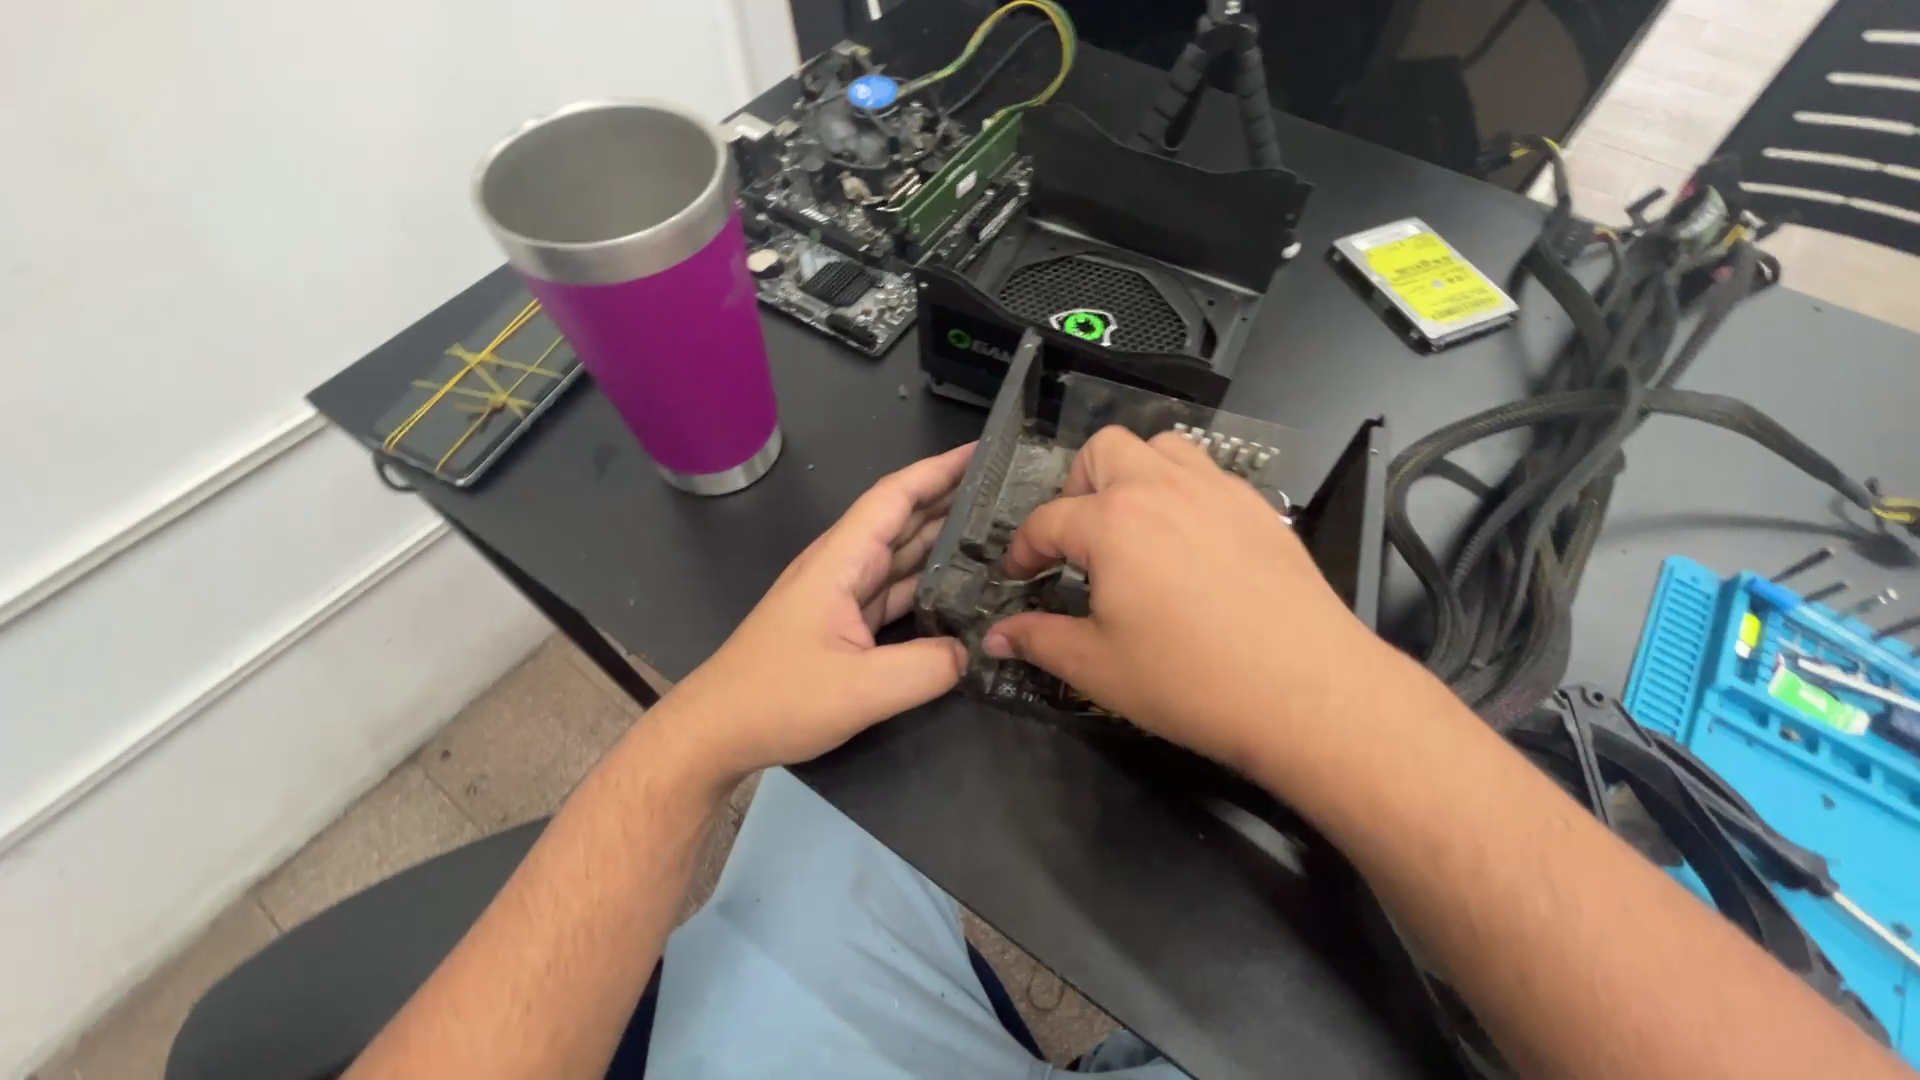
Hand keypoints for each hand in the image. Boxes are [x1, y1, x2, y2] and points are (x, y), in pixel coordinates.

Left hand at [660, 444, 973, 788]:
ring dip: (944, 540)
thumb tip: (973, 651)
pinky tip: (961, 589)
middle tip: (1010, 495)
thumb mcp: (860, 690)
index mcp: (840, 562)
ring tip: (998, 534)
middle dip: (952, 500)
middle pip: (902, 519)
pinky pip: (895, 590)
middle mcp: (842, 567)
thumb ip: (927, 668)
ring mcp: (841, 595)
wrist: (717, 731)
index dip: (939, 470)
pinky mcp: (843, 623)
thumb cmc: (777, 700)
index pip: (895, 497)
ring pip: (901, 555)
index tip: (984, 453)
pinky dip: (929, 583)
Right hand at [985, 427, 1394, 772]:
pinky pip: (1207, 474)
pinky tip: (1186, 541)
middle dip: (1075, 488)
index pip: (1047, 521)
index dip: (1023, 550)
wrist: (1308, 692)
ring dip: (1132, 474)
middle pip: (1102, 451)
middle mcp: (1163, 489)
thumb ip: (1039, 641)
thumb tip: (997, 636)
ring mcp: (1217, 492)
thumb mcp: (1097, 668)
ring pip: (1160, 447)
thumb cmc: (1192, 680)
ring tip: (1129, 524)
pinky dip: (1181, 489)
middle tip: (1075, 539)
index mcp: (1113, 523)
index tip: (1017, 575)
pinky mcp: (1258, 509)